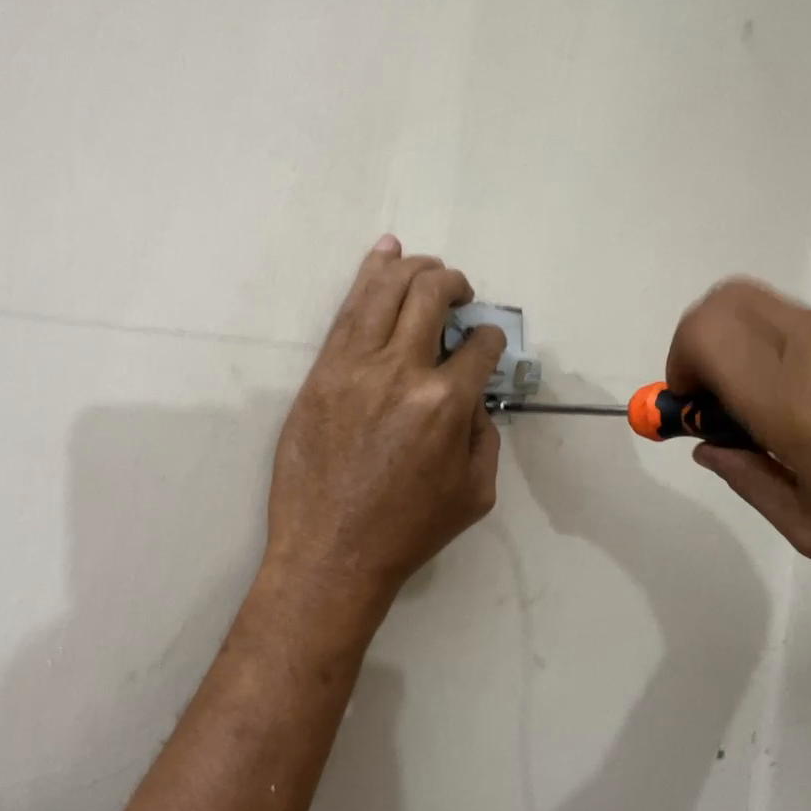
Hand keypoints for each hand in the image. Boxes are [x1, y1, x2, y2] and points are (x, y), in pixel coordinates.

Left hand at [265, 235, 505, 599]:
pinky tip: (383, 257)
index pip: (479, 345)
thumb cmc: (406, 532)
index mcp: (446, 404)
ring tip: (427, 266)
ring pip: (386, 289)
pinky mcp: (321, 374)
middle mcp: (402, 373)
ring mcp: (354, 368)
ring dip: (413, 267)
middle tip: (460, 293)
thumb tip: (473, 399)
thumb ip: (484, 438)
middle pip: (432, 296)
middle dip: (455, 284)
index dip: (489, 338)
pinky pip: (347, 312)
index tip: (484, 343)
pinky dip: (368, 275)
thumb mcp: (475, 495)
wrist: (331, 553)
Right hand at [668, 279, 810, 579]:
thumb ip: (749, 478)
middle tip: (743, 407)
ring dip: (790, 366)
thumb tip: (715, 444)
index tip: (701, 406)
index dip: (682, 361)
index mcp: (796, 395)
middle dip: (714, 350)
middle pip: (732, 303)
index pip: (703, 329)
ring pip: (799, 324)